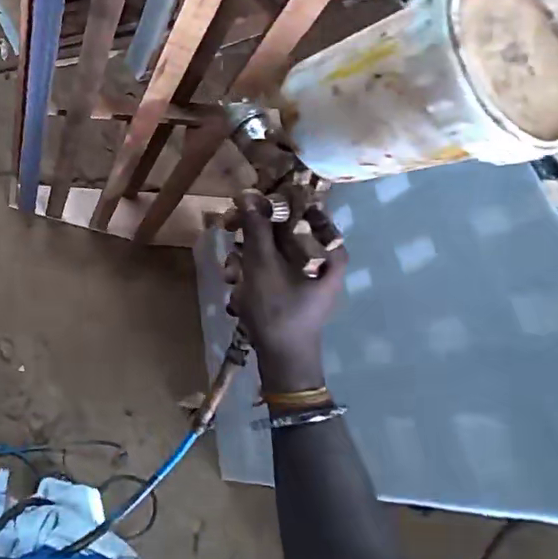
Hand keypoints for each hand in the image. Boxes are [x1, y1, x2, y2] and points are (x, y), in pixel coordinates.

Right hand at [223, 189, 347, 393]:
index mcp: (329, 249)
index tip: (248, 204)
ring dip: (246, 255)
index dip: (274, 203)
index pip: (304, 208)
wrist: (283, 363)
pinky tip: (235, 287)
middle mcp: (323, 257)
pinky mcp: (292, 288)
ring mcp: (307, 274)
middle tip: (228, 227)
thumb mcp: (262, 266)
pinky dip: (251, 272)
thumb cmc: (279, 312)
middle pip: (284, 228)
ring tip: (231, 274)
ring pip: (272, 247)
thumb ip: (256, 228)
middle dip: (252, 233)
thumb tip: (248, 195)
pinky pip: (270, 267)